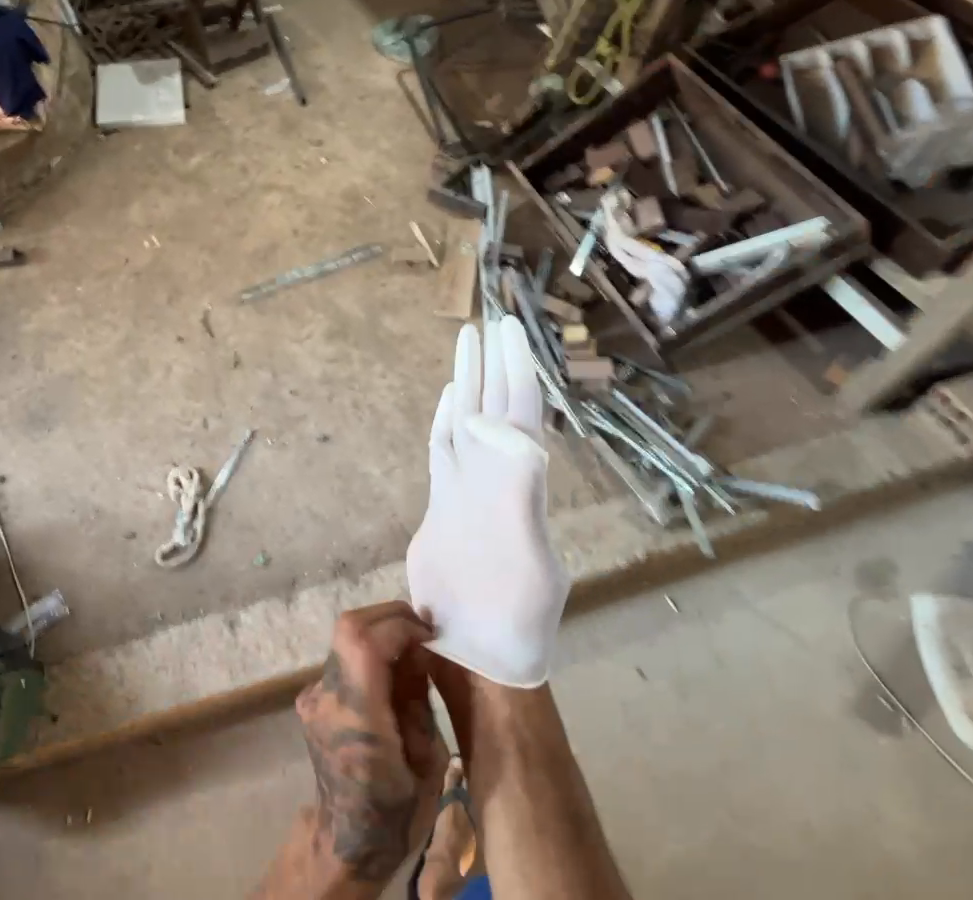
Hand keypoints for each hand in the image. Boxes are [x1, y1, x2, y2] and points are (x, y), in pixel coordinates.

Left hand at [294, 602, 448, 886]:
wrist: (349, 840)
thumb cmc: (397, 810)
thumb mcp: (428, 758)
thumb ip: (417, 698)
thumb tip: (419, 649)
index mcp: (356, 717)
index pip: (366, 642)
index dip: (401, 626)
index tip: (431, 634)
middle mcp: (325, 698)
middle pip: (350, 627)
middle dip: (391, 618)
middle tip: (424, 633)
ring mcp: (312, 697)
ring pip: (345, 639)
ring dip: (381, 634)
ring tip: (412, 653)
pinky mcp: (312, 700)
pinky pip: (343, 660)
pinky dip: (370, 654)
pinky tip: (391, 676)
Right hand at [407, 319, 570, 687]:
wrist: (482, 653)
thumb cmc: (515, 616)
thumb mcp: (530, 558)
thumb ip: (519, 494)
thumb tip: (506, 432)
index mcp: (518, 482)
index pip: (518, 411)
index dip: (514, 368)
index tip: (507, 328)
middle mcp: (494, 477)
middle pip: (493, 405)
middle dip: (492, 362)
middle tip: (489, 318)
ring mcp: (467, 490)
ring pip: (466, 420)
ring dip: (468, 381)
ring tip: (467, 341)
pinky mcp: (442, 507)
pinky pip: (443, 451)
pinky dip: (446, 420)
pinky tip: (449, 398)